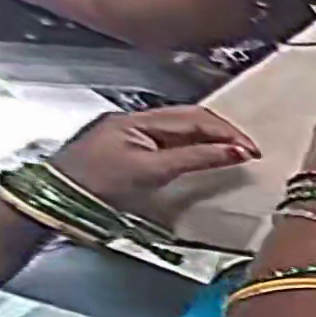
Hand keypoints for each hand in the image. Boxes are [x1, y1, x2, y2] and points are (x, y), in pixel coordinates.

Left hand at [53, 107, 257, 210]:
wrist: (62, 199)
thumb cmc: (104, 183)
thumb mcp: (155, 169)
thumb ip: (199, 158)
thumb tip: (241, 152)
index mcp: (136, 121)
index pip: (194, 119)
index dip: (228, 133)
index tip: (253, 152)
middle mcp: (135, 121)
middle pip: (190, 117)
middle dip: (224, 132)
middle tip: (250, 151)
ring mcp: (134, 133)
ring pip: (185, 127)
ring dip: (214, 138)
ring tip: (237, 153)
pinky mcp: (137, 147)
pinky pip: (177, 139)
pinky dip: (201, 144)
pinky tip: (213, 154)